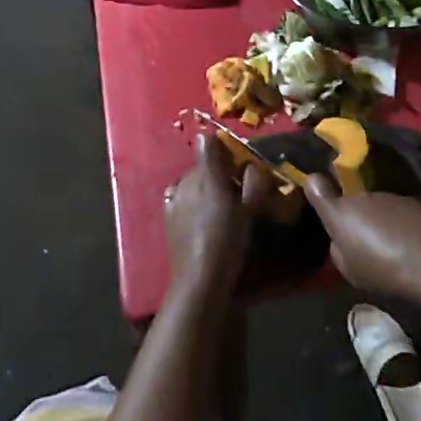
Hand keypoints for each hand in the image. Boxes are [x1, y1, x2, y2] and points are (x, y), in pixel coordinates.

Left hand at [165, 134, 272, 290]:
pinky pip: (180, 196)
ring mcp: (173, 196)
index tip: (235, 162)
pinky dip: (191, 200)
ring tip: (218, 207)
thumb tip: (250, 164)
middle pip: (201, 163)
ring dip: (203, 186)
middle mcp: (186, 179)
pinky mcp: (166, 214)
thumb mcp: (251, 211)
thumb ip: (253, 182)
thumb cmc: (229, 241)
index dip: (222, 148)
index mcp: (207, 174)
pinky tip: (200, 216)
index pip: (208, 143)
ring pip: (190, 180)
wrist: (199, 278)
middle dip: (216, 171)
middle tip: (235, 190)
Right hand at [303, 174, 420, 300]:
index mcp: (338, 214)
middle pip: (351, 202)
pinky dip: (398, 221)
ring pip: (374, 205)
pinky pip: (395, 210)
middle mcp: (359, 197)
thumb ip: (339, 250)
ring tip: (390, 243)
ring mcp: (386, 196)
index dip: (315, 187)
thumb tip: (340, 239)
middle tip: (363, 239)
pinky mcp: (411, 201)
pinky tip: (409, 241)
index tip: (315, 188)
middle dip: (354, 216)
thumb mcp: (350, 271)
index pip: (317, 186)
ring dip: (378, 219)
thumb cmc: (382, 271)